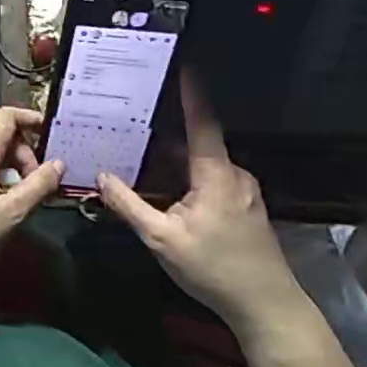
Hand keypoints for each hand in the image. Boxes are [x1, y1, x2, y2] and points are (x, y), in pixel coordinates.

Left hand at [0, 107, 63, 266]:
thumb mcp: (10, 213)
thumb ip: (38, 186)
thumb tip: (58, 164)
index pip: (7, 116)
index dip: (32, 119)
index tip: (53, 136)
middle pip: (4, 136)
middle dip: (27, 155)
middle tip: (39, 186)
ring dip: (16, 168)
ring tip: (26, 197)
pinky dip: (2, 175)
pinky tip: (8, 200)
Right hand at [95, 79, 304, 328]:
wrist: (265, 304)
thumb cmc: (213, 268)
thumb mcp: (160, 238)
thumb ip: (128, 204)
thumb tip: (101, 175)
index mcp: (216, 173)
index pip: (202, 121)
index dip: (192, 90)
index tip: (183, 62)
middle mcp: (233, 173)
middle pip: (195, 141)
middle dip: (165, 129)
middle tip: (131, 116)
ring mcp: (241, 189)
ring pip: (200, 162)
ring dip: (171, 157)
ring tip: (137, 149)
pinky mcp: (242, 204)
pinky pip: (208, 177)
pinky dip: (183, 175)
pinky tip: (161, 185)